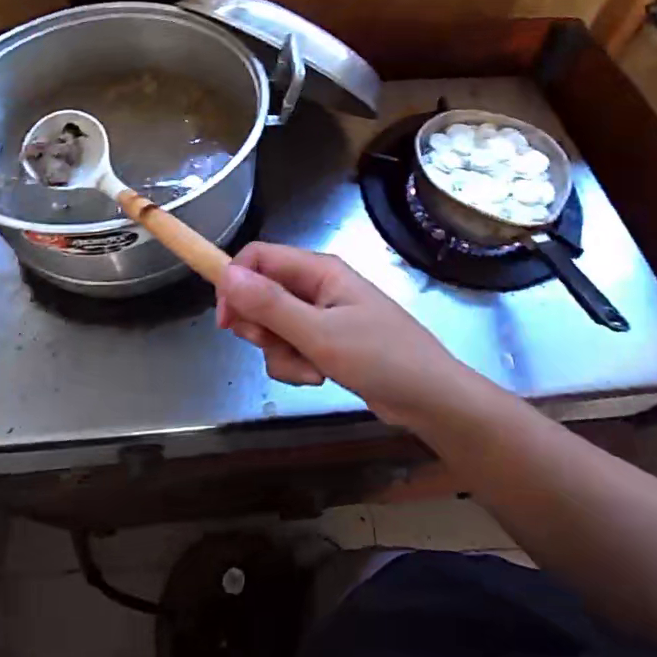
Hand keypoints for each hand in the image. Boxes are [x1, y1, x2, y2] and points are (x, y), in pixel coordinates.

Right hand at [215, 242, 481, 424]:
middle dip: (259, 325)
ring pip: (272, 326)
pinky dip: (295, 365)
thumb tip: (226, 274)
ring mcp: (321, 315)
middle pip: (260, 293)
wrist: (430, 399)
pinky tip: (319, 377)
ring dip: (280, 352)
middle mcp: (317, 287)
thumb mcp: (319, 333)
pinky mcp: (325, 342)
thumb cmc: (381, 358)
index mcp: (319, 270)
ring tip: (309, 369)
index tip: (226, 320)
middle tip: (270, 344)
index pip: (258, 258)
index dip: (235, 283)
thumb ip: (270, 305)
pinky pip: (289, 347)